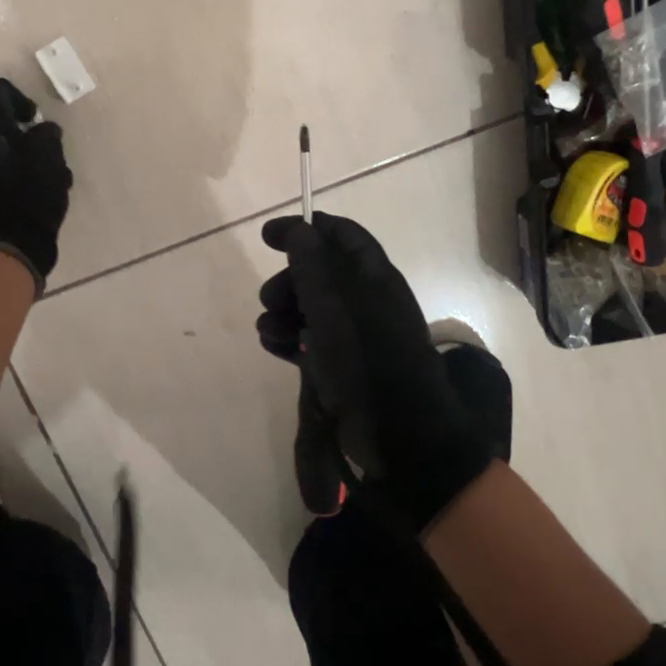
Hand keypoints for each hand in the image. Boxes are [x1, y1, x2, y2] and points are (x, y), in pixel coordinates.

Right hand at [255, 212, 490, 529]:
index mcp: (374, 277)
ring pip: (310, 309)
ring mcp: (355, 336)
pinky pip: (310, 341)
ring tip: (268, 330)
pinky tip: (274, 348)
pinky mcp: (343, 367)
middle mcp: (366, 301)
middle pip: (319, 273)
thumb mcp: (332, 303)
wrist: (397, 436)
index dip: (305, 228)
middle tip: (269, 298)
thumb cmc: (365, 359)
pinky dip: (289, 339)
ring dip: (283, 313)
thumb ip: (311, 262)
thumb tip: (299, 228)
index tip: (268, 236)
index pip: (341, 235)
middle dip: (289, 280)